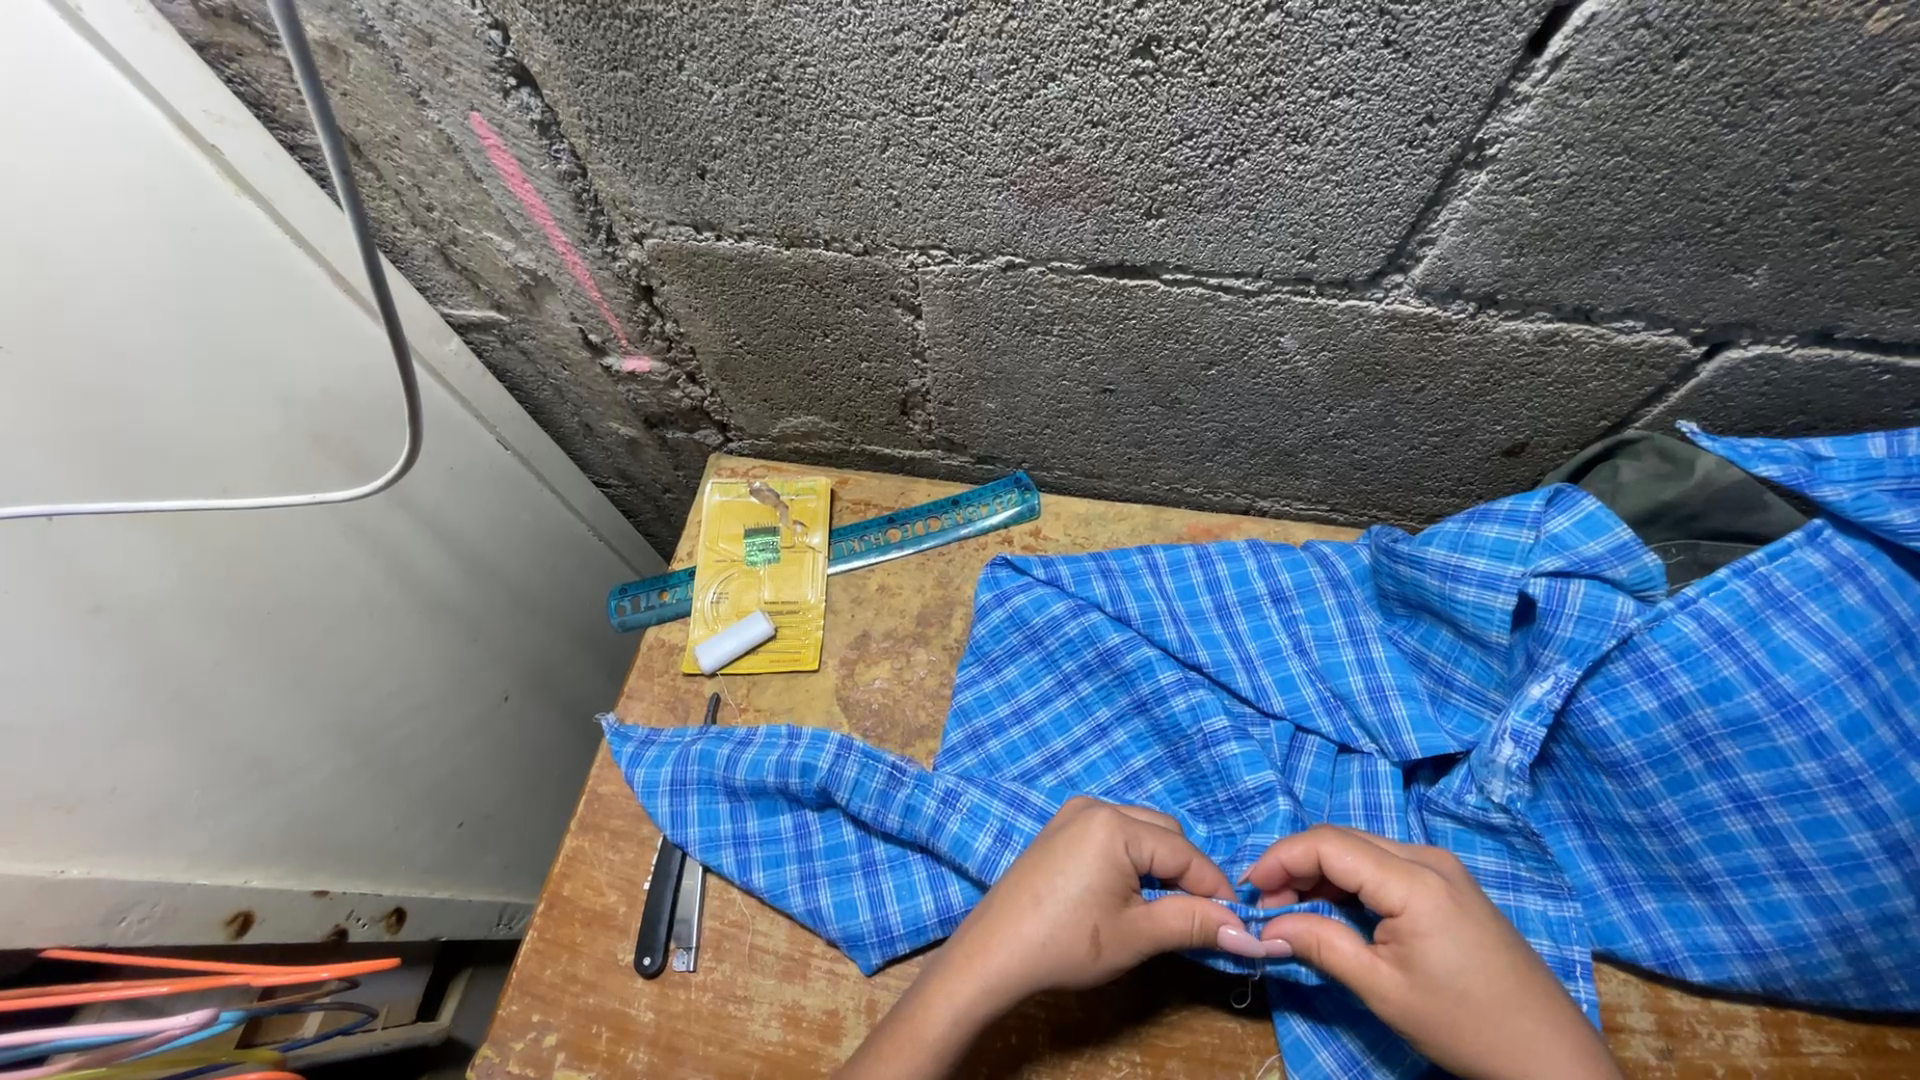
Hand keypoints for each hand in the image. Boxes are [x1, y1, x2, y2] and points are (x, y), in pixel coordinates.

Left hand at [941, 795, 1273, 1007]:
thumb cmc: (1067, 943)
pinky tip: (1128, 892)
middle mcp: (1095, 806)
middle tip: (1196, 919)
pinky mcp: (1060, 828)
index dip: (1215, 889)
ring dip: (1160, 865)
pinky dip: (1132, 858)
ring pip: (1140, 831)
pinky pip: (1113, 833)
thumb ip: (1194, 923)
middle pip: (1164, 834)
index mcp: (1115, 824)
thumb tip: (1249, 933)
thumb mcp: (1138, 935)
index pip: (1185, 853)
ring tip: (1163, 909)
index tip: (1237, 923)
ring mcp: (1073, 814)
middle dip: (1187, 874)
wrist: (995, 952)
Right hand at [1247, 825, 1621, 1079]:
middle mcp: (1427, 858)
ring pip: (1360, 848)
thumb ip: (1320, 945)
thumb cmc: (1465, 1025)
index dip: (1280, 859)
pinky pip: (1383, 864)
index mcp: (1414, 880)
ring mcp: (1442, 869)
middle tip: (1267, 903)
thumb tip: (1266, 925)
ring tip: (1292, 908)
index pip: (1327, 843)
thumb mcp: (1382, 989)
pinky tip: (1333, 908)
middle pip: (1341, 839)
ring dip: (1320, 871)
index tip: (1250, 890)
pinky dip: (1348, 879)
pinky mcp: (1448, 885)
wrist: (1552, 1059)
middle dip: (1296, 864)